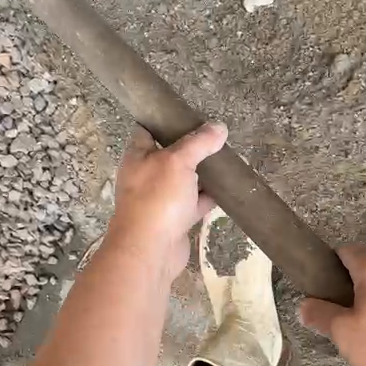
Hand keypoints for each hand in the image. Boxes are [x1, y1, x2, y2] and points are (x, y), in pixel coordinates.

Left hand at [105, 124, 226, 282]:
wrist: (150, 250)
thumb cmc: (157, 198)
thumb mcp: (178, 161)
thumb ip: (198, 143)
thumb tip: (218, 127)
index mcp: (138, 157)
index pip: (148, 130)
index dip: (165, 121)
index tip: (188, 115)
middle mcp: (146, 176)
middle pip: (170, 156)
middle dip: (192, 149)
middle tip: (216, 139)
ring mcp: (160, 200)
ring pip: (185, 181)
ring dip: (203, 174)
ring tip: (227, 161)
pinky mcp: (175, 221)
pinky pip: (195, 204)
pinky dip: (209, 198)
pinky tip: (227, 191)